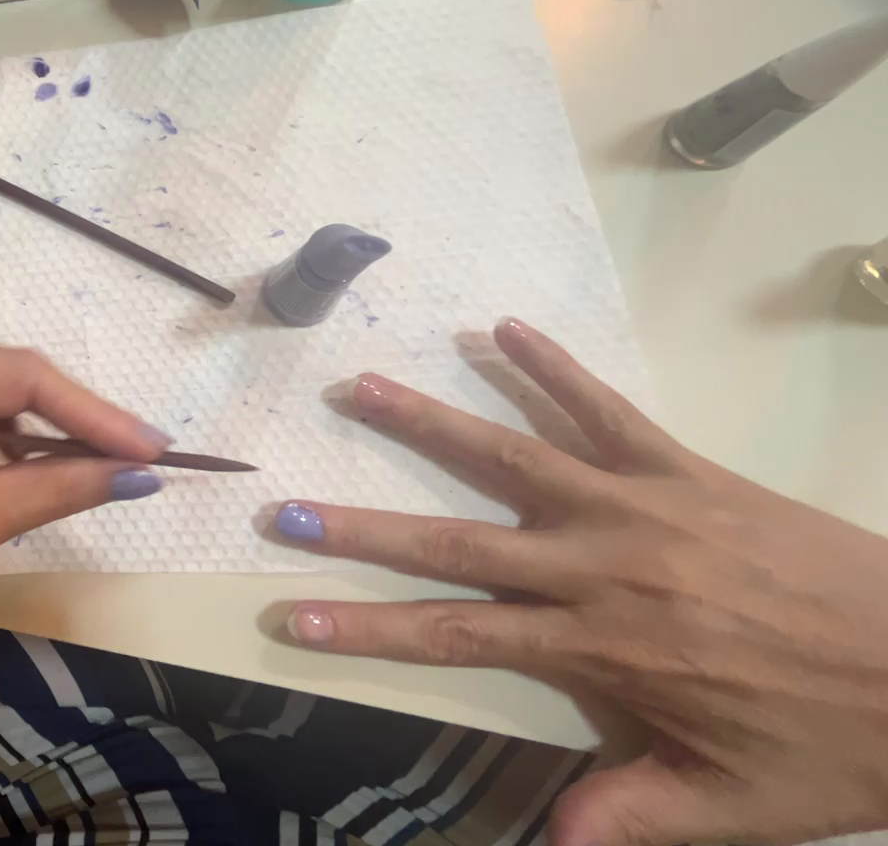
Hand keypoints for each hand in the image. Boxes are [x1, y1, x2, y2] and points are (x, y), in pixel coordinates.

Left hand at [0, 342, 169, 654]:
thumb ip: (61, 486)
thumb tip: (141, 472)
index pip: (16, 375)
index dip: (90, 412)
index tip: (151, 447)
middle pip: (8, 374)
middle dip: (75, 416)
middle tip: (140, 452)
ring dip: (48, 424)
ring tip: (101, 458)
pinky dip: (14, 432)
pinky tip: (45, 458)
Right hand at [269, 318, 887, 845]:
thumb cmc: (837, 739)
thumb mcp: (740, 804)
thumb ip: (633, 815)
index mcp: (598, 645)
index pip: (454, 634)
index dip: (368, 627)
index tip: (295, 616)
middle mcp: (596, 566)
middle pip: (455, 542)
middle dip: (363, 529)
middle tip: (292, 509)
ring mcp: (634, 506)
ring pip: (510, 456)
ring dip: (427, 421)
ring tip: (358, 386)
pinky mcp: (681, 469)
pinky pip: (607, 411)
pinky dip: (554, 369)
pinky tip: (503, 328)